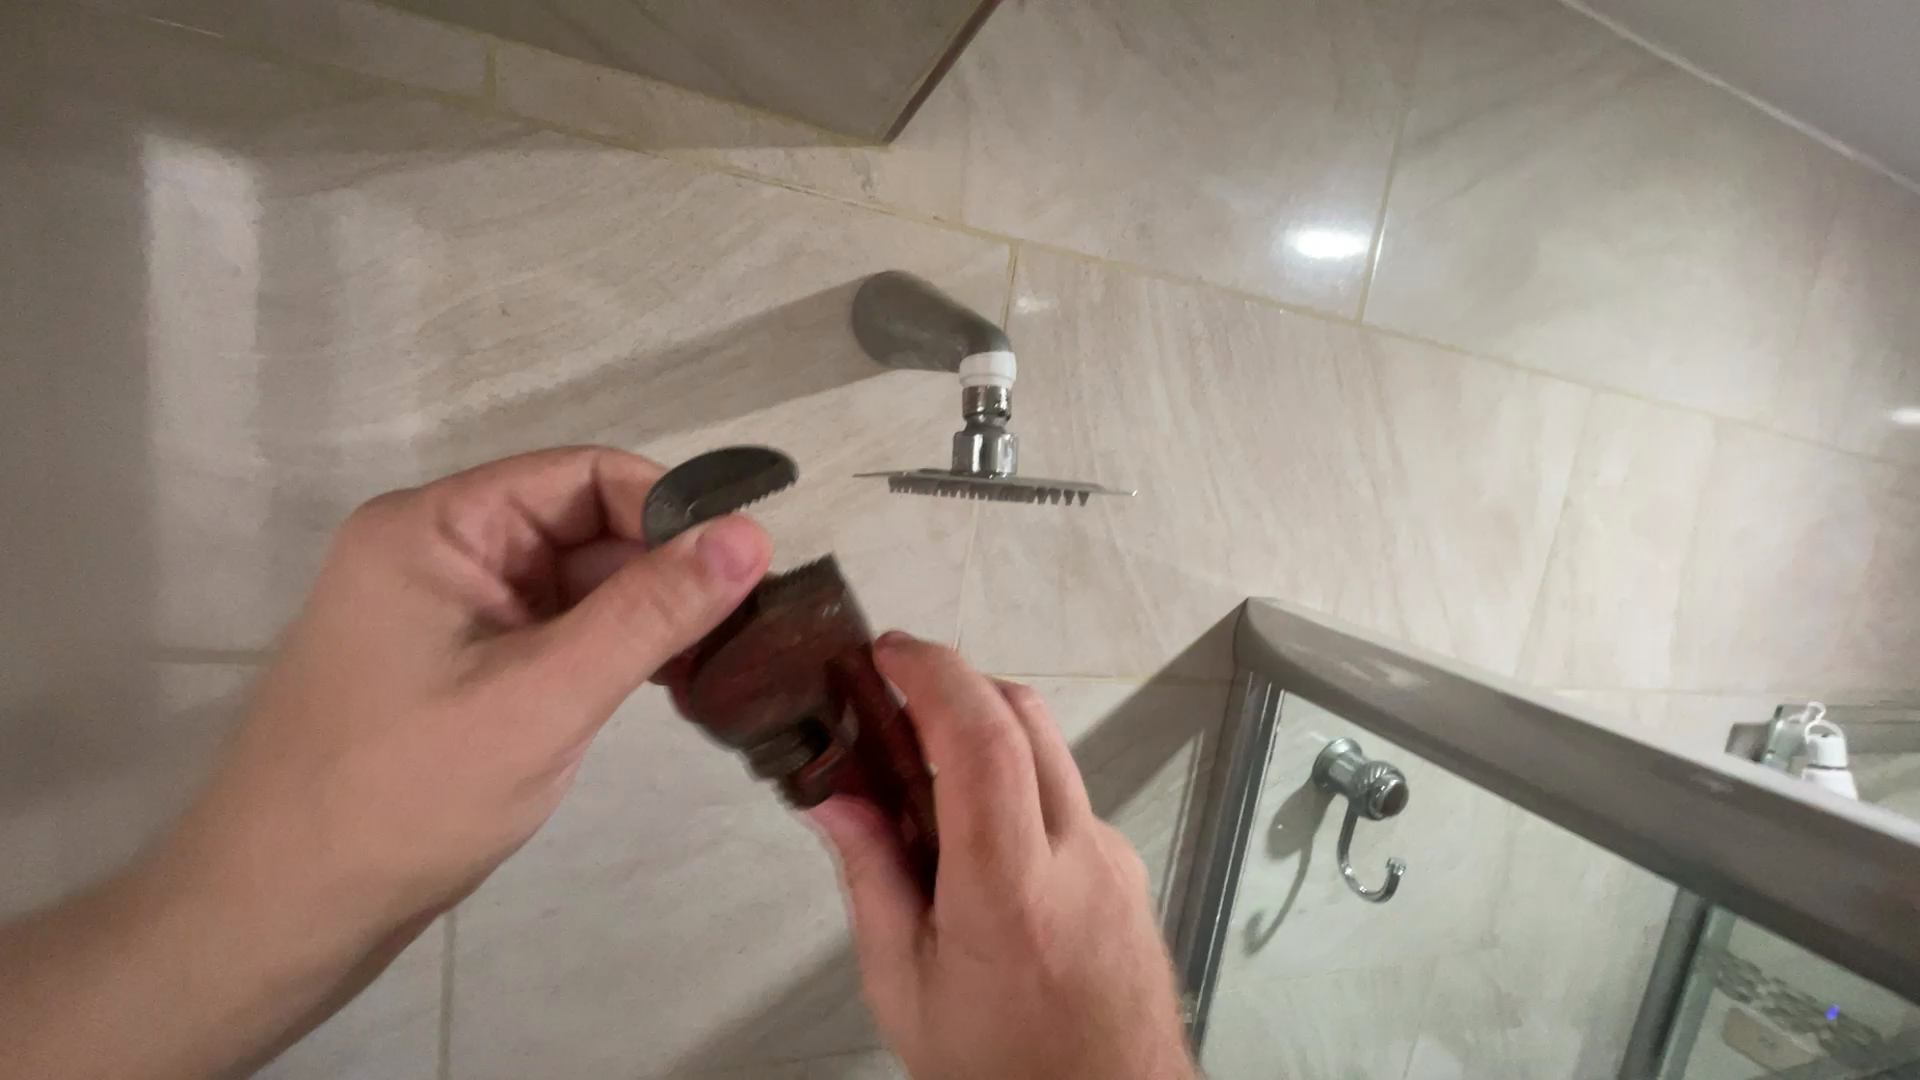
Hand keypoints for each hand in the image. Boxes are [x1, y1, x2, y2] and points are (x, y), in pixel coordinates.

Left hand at [164, 446, 770, 952]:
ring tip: (714, 656)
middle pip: (592, 525)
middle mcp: (454, 550)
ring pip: (590, 578)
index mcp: (442, 527)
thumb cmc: (405, 797)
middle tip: (741, 624)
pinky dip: (625, 643)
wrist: (283, 922)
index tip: (742, 565)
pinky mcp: (482, 656)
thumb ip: (653, 611)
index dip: (670, 508)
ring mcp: (467, 607)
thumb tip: (753, 537)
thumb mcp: (546, 695)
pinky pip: (574, 623)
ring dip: (653, 611)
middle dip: (668, 569)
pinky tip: (668, 677)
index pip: (586, 475)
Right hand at [808, 634, 1196, 1079]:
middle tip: (897, 686)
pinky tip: (981, 816)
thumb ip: (870, 879)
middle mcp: (1075, 854)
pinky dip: (1016, 767)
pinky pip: (1064, 782)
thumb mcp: (906, 987)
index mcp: (1009, 893)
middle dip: (955, 678)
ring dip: (986, 718)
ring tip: (928, 750)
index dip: (935, 678)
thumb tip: (833, 800)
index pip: (983, 744)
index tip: (889, 653)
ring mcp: (1109, 850)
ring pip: (1048, 741)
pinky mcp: (1123, 856)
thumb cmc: (1000, 1069)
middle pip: (1023, 716)